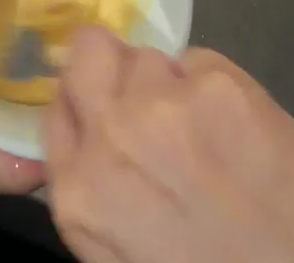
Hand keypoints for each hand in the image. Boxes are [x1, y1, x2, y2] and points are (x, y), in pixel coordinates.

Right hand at [43, 28, 293, 262]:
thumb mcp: (121, 257)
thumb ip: (92, 190)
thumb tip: (89, 133)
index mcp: (79, 193)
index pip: (56, 107)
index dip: (84, 104)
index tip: (107, 110)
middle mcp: (111, 135)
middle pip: (88, 51)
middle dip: (107, 63)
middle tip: (143, 92)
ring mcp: (164, 103)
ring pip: (148, 55)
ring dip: (167, 82)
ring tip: (204, 128)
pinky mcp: (218, 83)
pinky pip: (198, 60)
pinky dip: (212, 85)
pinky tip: (238, 127)